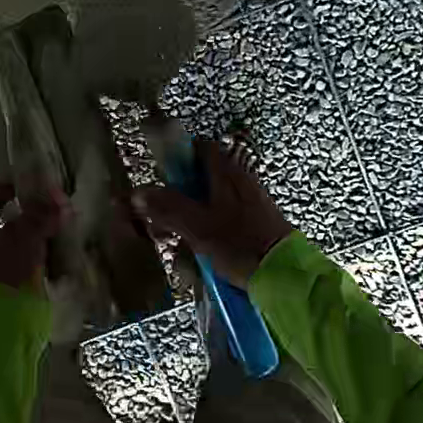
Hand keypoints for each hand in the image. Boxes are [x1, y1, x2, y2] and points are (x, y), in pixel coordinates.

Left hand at [0, 183, 67, 293]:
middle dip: (26, 215)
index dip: (1, 193)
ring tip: (56, 227)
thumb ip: (42, 216)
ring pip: (16, 242)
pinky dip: (38, 253)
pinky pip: (24, 260)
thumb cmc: (11, 268)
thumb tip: (58, 201)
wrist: (5, 317)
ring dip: (35, 234)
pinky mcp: (9, 283)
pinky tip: (54, 252)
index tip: (17, 186)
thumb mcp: (28, 235)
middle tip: (46, 206)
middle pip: (4, 224)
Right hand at [133, 137, 291, 287]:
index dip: (179, 157)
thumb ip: (168, 207)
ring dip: (190, 222)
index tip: (161, 177)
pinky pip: (223, 223)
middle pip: (202, 179)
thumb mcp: (198, 226)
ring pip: (210, 204)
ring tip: (177, 244)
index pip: (201, 148)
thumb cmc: (240, 244)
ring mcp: (249, 203)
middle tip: (163, 222)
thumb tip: (138, 192)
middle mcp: (240, 181)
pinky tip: (200, 257)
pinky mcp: (254, 225)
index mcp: (227, 173)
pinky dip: (207, 235)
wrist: (284, 274)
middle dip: (178, 200)